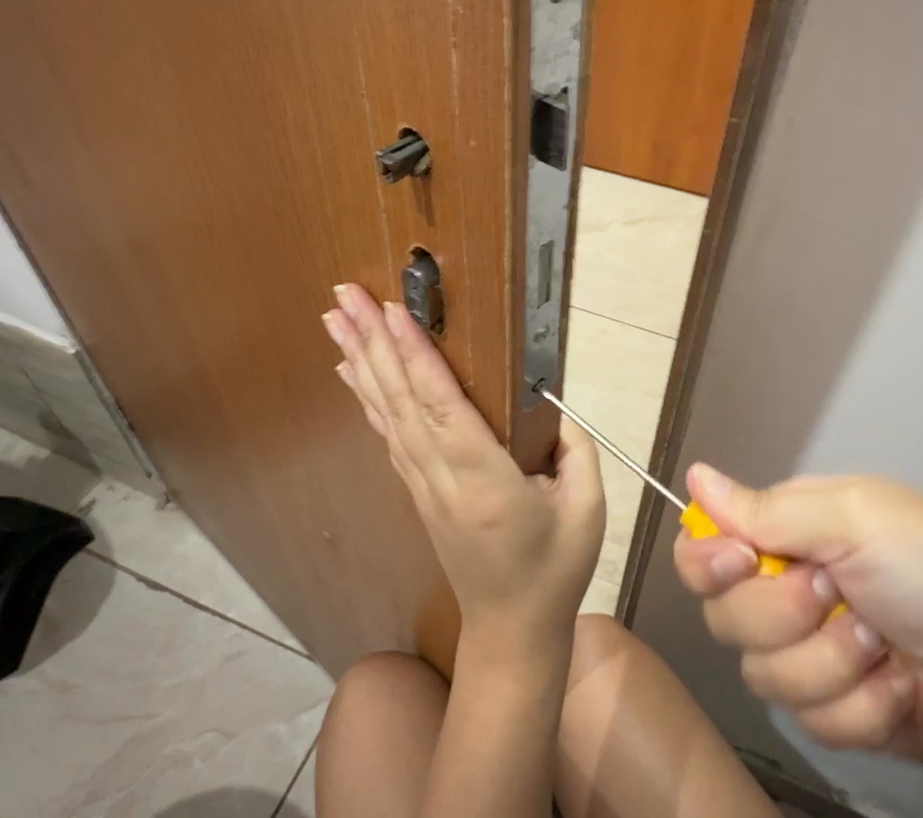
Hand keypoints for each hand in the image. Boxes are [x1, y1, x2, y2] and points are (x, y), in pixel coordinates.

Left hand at [323, 283, 605, 652]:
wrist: (511, 628)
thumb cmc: (555, 569)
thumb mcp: (588, 509)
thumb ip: (573, 448)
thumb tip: (548, 403)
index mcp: (486, 484)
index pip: (444, 408)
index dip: (417, 357)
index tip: (392, 310)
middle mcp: (442, 481)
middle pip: (402, 402)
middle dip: (372, 342)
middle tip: (344, 295)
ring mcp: (422, 486)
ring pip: (386, 413)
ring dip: (361, 361)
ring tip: (335, 317)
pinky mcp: (417, 490)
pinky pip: (388, 433)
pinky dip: (367, 396)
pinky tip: (351, 369)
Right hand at [672, 466, 922, 767]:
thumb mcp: (856, 519)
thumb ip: (767, 509)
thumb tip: (694, 476)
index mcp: (786, 535)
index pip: (703, 548)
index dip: (707, 561)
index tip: (741, 563)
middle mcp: (785, 593)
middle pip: (723, 617)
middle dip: (783, 615)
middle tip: (837, 595)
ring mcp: (808, 657)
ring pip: (762, 676)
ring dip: (830, 663)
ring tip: (882, 645)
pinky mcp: (835, 713)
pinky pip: (809, 721)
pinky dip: (861, 707)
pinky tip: (900, 685)